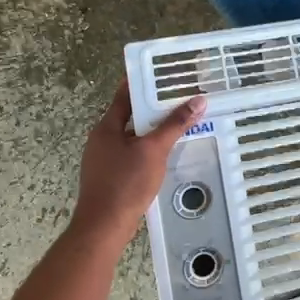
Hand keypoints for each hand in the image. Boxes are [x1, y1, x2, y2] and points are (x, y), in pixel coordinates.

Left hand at [73, 83, 205, 246]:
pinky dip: (149, 149)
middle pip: (130, 115)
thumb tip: (198, 100)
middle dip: (155, 107)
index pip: (125, 95)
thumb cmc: (126, 182)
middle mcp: (101, 139)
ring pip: (133, 136)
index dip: (143, 82)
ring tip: (180, 122)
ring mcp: (104, 159)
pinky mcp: (110, 176)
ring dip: (154, 130)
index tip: (163, 72)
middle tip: (181, 97)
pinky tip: (167, 153)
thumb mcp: (154, 150)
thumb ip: (175, 125)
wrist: (104, 226)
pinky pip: (133, 153)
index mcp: (106, 127)